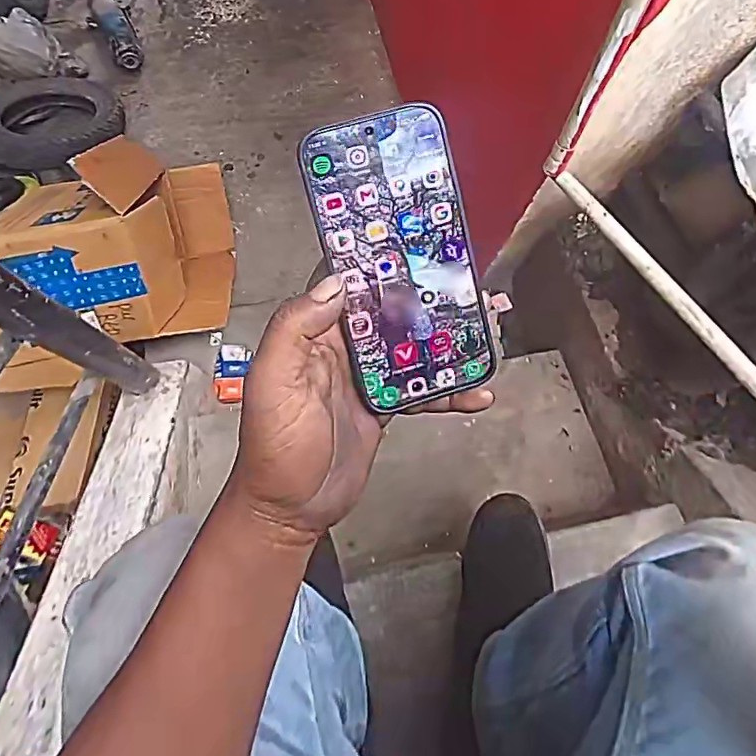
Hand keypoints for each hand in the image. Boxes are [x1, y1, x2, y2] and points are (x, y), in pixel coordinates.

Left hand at [226, 274, 494, 544]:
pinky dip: (450, 391)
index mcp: (315, 333)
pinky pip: (423, 389)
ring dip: (447, 341)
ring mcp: (368, 376)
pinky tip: (475, 391)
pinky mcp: (386, 404)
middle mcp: (344, 348)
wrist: (291, 508)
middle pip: (390, 312)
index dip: (375, 265)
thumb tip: (335, 283)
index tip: (409, 247)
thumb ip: (295, 328)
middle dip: (425, 299)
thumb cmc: (273, 449)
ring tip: (482, 332)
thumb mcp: (273, 382)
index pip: (347, 286)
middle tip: (463, 288)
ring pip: (413, 347)